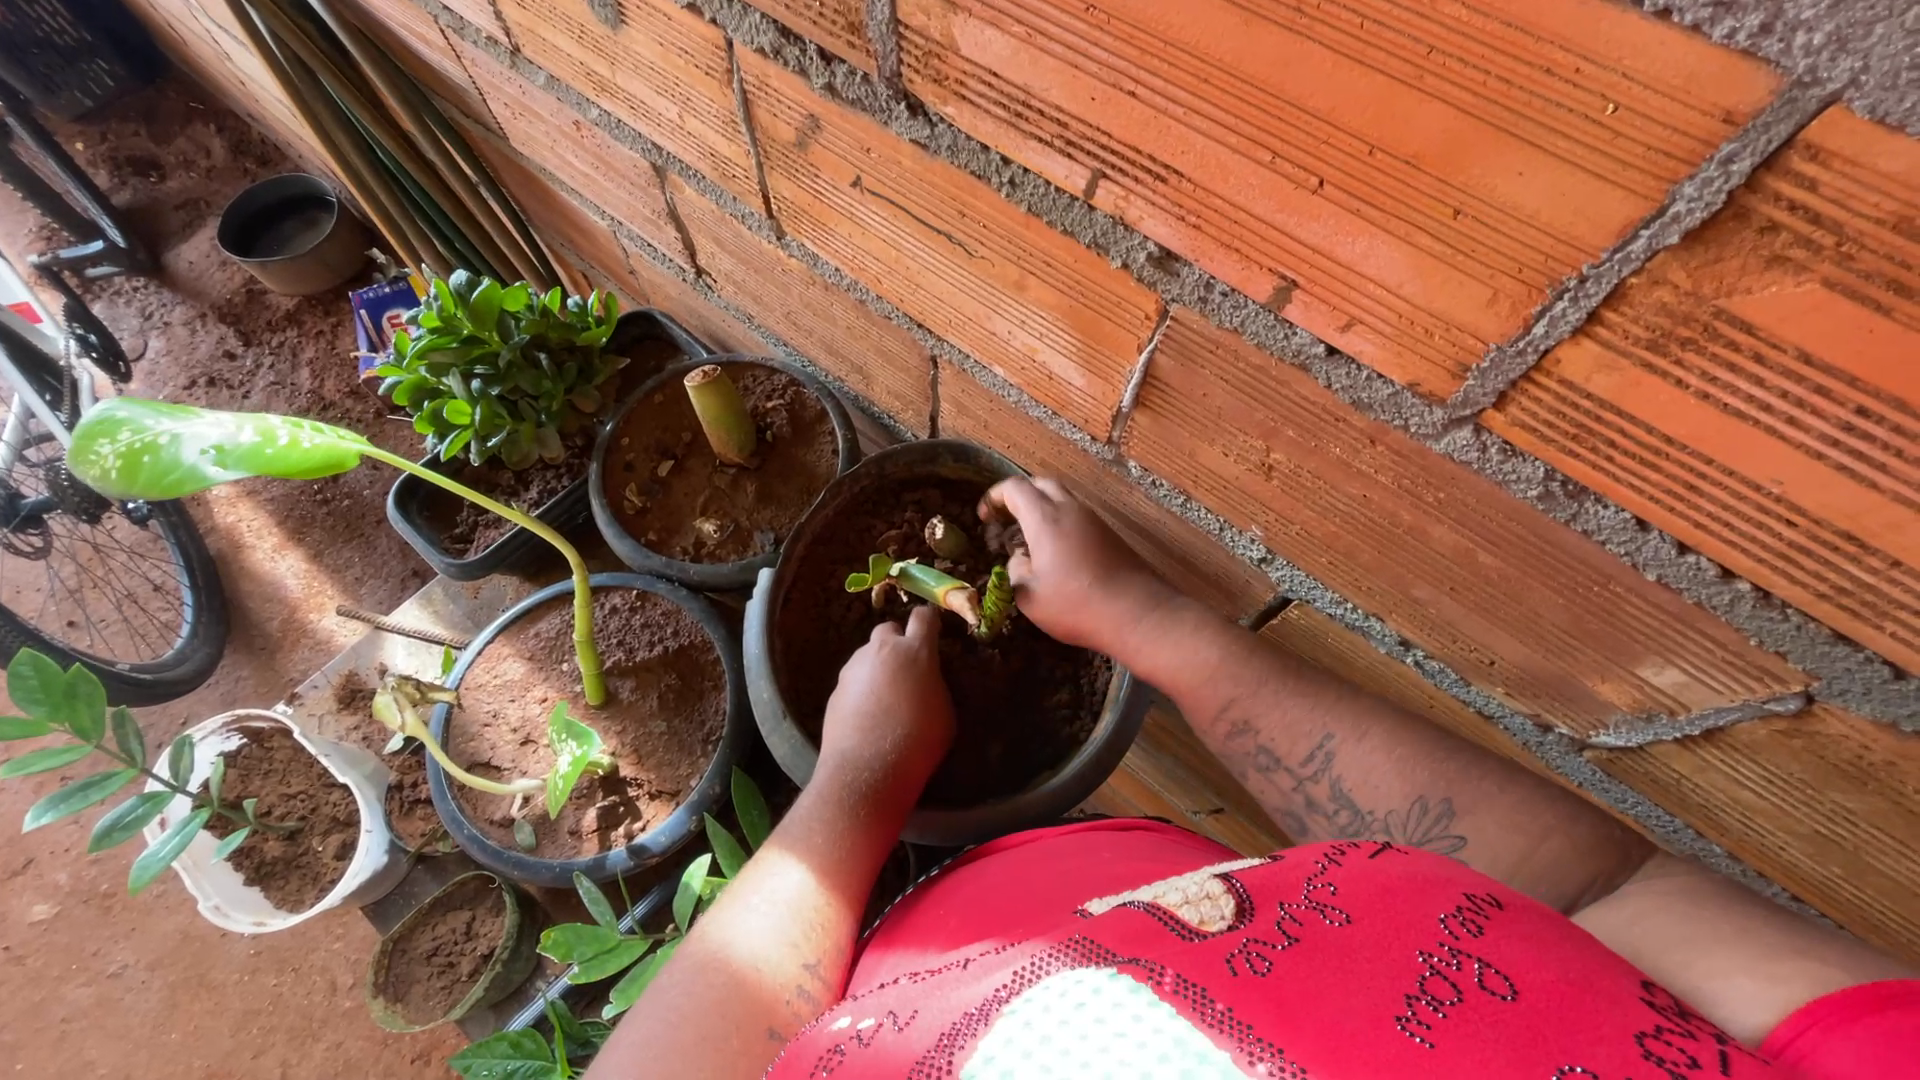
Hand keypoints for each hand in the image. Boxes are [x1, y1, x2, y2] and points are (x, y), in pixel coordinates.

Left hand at [817, 605, 954, 814]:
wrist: (867, 769)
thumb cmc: (918, 741)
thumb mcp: (945, 711)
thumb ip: (935, 684)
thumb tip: (926, 679)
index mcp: (915, 651)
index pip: (924, 617)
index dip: (930, 621)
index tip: (934, 629)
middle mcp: (882, 651)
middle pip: (889, 630)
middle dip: (898, 642)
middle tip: (907, 666)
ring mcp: (854, 668)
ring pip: (868, 654)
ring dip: (879, 666)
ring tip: (886, 696)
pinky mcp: (836, 688)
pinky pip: (854, 679)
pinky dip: (863, 688)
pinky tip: (867, 713)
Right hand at [978, 477, 1179, 652]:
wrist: (1137, 613)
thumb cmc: (1076, 605)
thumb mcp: (1028, 596)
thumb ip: (1015, 570)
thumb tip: (1020, 559)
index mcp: (1045, 518)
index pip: (1014, 488)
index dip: (994, 498)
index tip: (985, 517)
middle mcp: (1070, 510)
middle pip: (1041, 484)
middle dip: (1019, 496)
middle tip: (1006, 519)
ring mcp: (1094, 520)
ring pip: (1062, 498)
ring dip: (1042, 508)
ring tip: (1029, 538)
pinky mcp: (1109, 535)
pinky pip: (1078, 516)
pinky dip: (1060, 522)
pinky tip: (1056, 553)